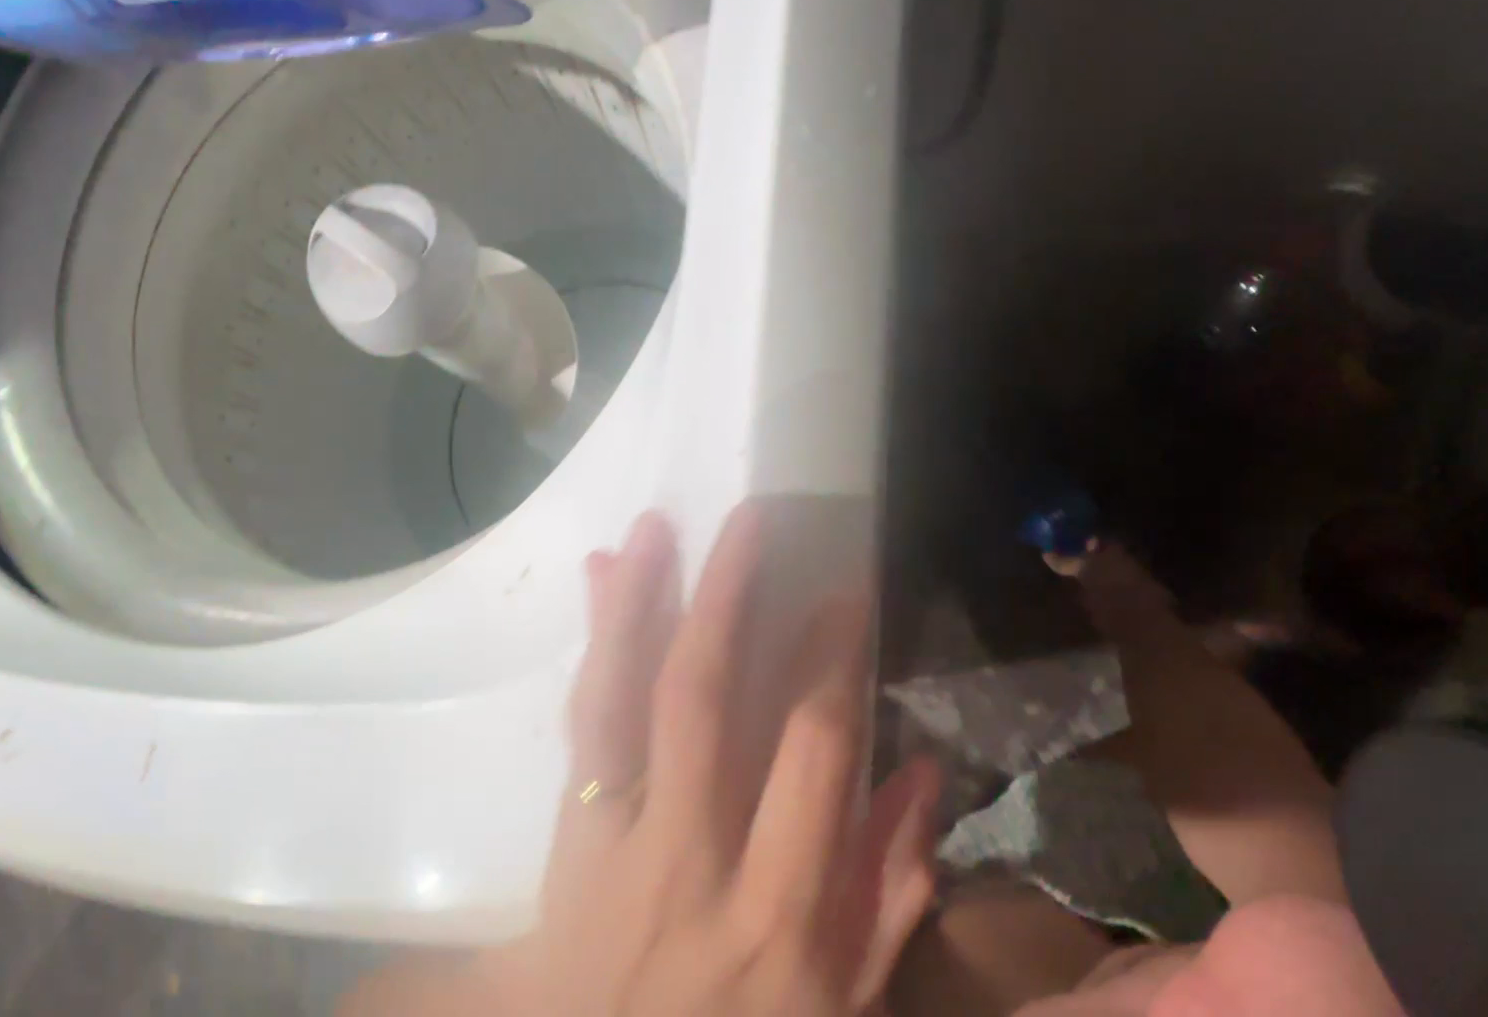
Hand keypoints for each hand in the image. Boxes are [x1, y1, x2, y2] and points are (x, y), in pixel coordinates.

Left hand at [487, 505, 942, 1015]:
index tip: (846, 588)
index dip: (831, 658)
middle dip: (729, 598)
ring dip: (639, 602)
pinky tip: (604, 579)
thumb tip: (920, 769)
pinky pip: (583, 722)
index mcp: (780, 908)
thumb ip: (890, 890)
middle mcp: (690, 858)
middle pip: (703, 702)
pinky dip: (597, 643)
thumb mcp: (844, 1001)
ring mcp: (614, 838)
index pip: (811, 752)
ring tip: (655, 526)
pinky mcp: (567, 828)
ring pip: (624, 698)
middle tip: (751, 519)